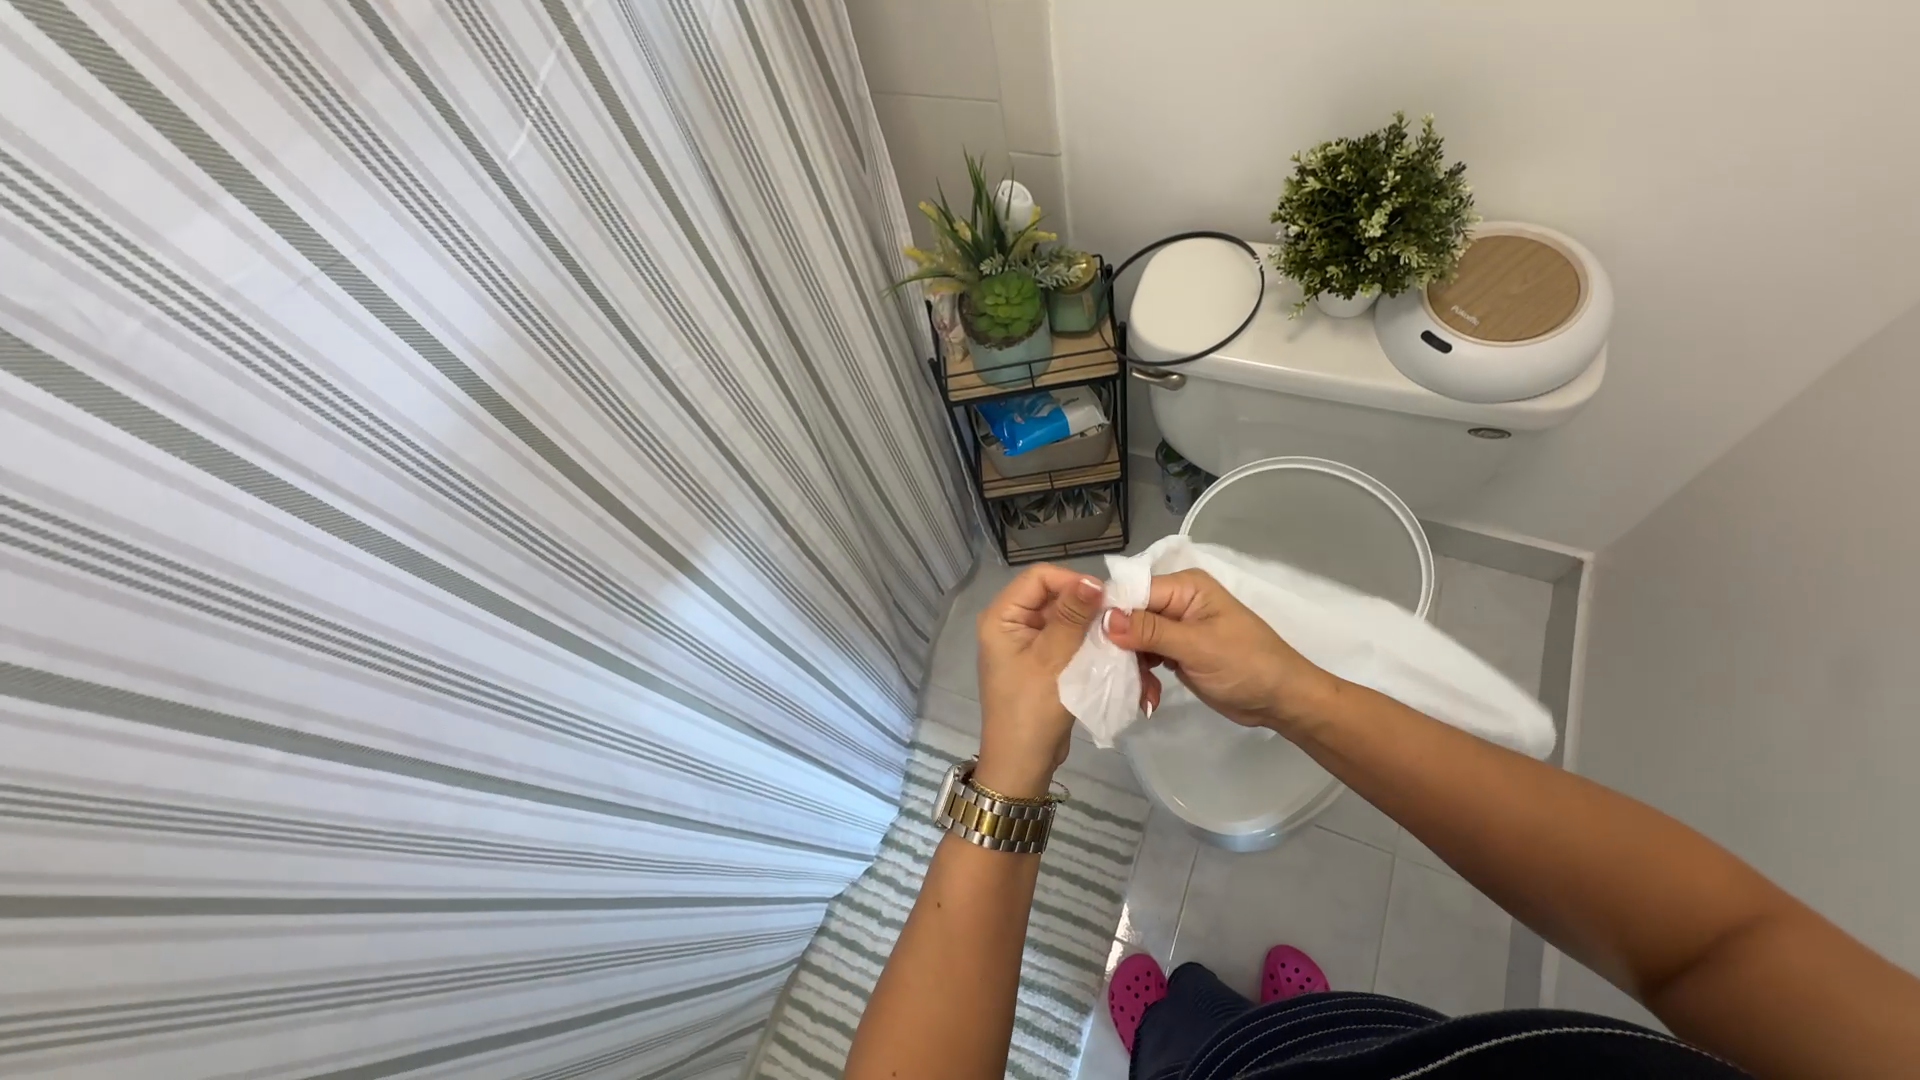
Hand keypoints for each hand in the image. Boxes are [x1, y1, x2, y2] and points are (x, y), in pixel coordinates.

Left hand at [973, 564, 1102, 796]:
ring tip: (1116, 632)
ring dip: (1088, 624)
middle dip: (1084, 604)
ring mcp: (1025, 642)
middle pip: (1052, 595)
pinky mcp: (1040, 660)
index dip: (1073, 581)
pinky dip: (1084, 641)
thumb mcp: (1054, 658)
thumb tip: (1093, 580)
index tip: (1106, 598)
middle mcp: (1010, 623)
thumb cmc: (1032, 708)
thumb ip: (1072, 616)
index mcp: (1001, 616)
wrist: (1023, 761)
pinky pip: (1064, 638)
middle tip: (1117, 616)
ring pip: (1063, 617)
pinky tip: (1107, 648)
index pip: (1039, 577)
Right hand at [1104, 568, 1339, 732]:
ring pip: (1132, 639)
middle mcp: (1175, 601)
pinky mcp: (1174, 650)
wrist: (1281, 700)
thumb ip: (1150, 631)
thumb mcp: (1197, 646)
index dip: (1109, 614)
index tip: (1090, 642)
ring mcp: (1174, 627)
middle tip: (1113, 675)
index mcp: (1184, 587)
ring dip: (1130, 666)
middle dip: (1119, 646)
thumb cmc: (1246, 665)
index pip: (1132, 591)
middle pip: (1128, 616)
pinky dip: (1141, 675)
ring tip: (1139, 692)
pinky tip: (1147, 696)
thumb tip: (1104, 618)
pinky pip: (1144, 657)